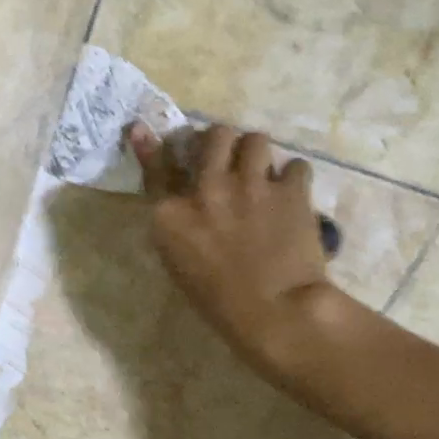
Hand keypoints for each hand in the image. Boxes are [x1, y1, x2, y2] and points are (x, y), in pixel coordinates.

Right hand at [127, 123, 341, 373]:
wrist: (275, 310)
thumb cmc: (218, 301)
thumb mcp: (179, 262)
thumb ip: (176, 225)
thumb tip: (181, 202)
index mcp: (170, 213)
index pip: (156, 167)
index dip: (150, 145)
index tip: (141, 128)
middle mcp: (206, 188)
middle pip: (213, 136)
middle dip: (220, 142)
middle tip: (226, 157)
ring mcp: (250, 184)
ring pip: (256, 139)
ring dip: (257, 153)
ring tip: (262, 172)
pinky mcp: (291, 191)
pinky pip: (296, 166)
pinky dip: (294, 178)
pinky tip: (292, 194)